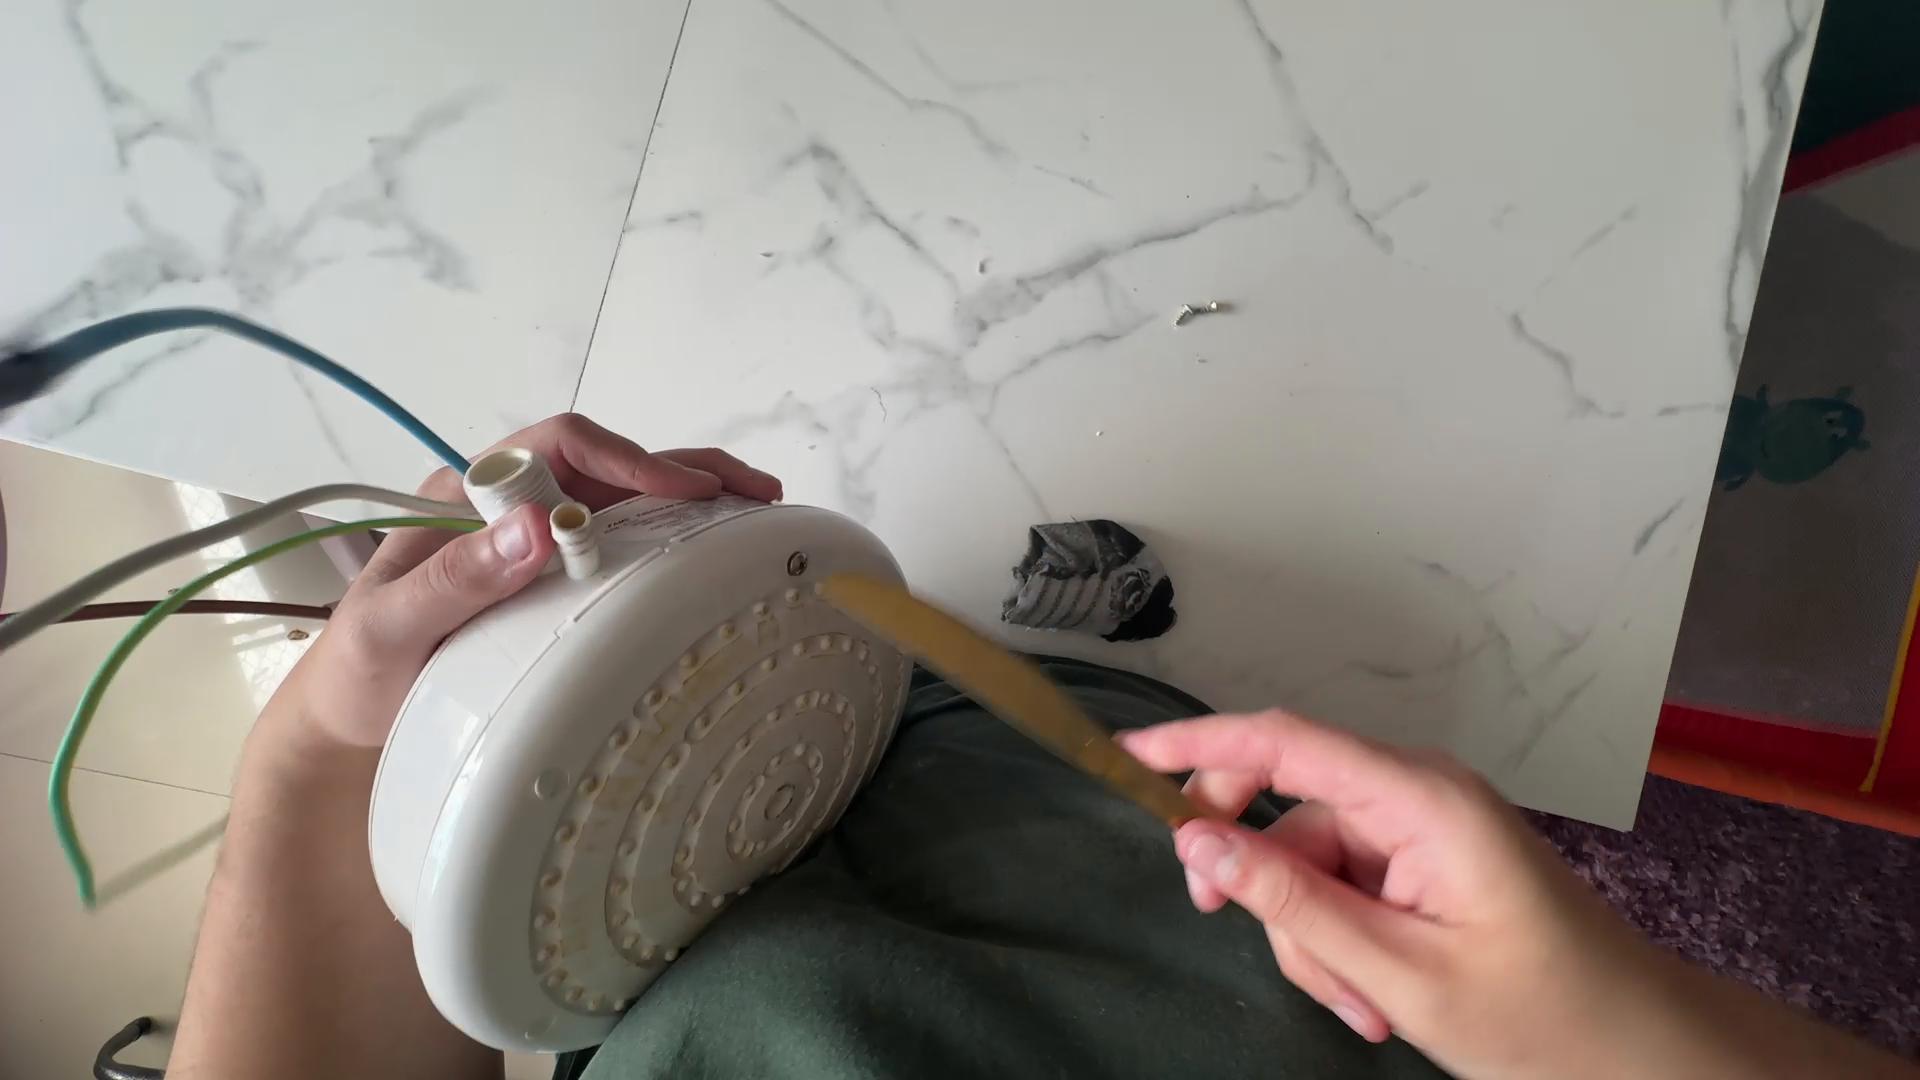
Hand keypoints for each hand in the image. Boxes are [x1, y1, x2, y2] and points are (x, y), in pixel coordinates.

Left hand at [292, 413, 781, 749]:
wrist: (364, 717)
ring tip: (759, 507)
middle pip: (616, 462)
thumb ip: (454, 578)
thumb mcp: (390, 628)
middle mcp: (521, 503)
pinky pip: (636, 539)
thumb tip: (543, 527)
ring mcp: (551, 538)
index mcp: (476, 494)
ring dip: (702, 495)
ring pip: (636, 497)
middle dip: (690, 468)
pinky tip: (721, 546)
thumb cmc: (366, 671)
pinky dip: (686, 534)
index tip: (689, 491)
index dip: (630, 457)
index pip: (563, 443)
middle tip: (755, 491)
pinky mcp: (573, 573)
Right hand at [1118, 711, 1675, 1079]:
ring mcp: (1408, 821)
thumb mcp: (1402, 975)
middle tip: (1209, 912)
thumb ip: (1291, 901)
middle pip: (1282, 790)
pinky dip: (1331, 934)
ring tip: (1350, 1006)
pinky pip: (1335, 877)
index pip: (1282, 740)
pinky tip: (1366, 999)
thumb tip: (1194, 842)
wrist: (1667, 1070)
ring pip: (1303, 851)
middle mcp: (1407, 788)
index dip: (1198, 740)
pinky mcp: (1409, 855)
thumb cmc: (1553, 1025)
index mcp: (1417, 796)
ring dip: (1304, 927)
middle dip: (1245, 856)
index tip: (1131, 754)